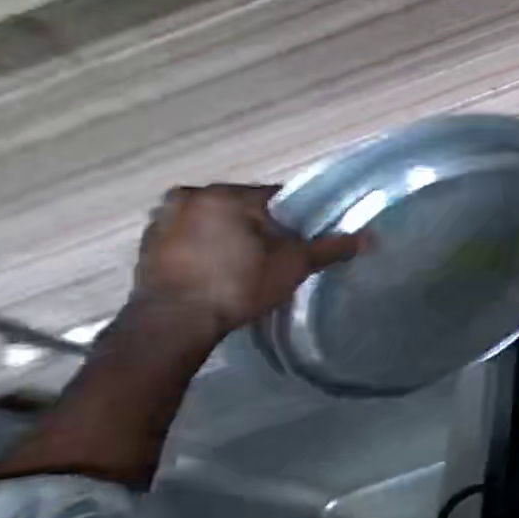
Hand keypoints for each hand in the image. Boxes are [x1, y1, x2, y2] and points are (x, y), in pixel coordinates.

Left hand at [132, 184, 362, 339]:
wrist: (173, 323)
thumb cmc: (238, 285)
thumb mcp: (294, 265)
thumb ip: (330, 248)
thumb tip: (370, 237)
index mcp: (224, 194)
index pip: (277, 197)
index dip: (298, 218)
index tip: (306, 240)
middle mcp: (189, 196)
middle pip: (245, 208)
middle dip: (264, 227)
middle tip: (280, 256)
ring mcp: (162, 219)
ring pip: (216, 222)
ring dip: (233, 236)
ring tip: (250, 266)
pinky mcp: (148, 243)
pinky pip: (192, 237)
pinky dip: (208, 248)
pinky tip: (221, 272)